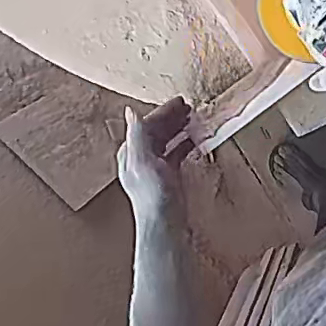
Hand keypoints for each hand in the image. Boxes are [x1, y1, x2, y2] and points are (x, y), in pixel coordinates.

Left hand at [118, 97, 192, 223]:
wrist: (164, 224)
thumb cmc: (153, 194)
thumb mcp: (143, 160)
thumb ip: (138, 135)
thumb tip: (131, 112)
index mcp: (132, 152)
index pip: (147, 125)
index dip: (163, 112)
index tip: (180, 101)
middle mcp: (141, 158)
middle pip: (157, 131)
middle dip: (172, 117)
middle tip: (189, 106)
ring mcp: (156, 168)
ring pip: (167, 140)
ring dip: (178, 128)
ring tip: (192, 118)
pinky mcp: (169, 177)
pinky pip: (176, 153)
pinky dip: (185, 143)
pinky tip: (194, 139)